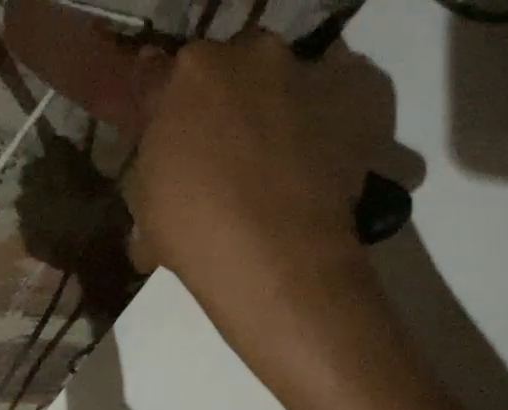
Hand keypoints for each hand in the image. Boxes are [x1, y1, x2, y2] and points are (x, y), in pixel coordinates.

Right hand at [126, 32, 382, 303]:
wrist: (275, 255)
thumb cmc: (193, 228)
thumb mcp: (146, 200)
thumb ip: (156, 163)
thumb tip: (165, 169)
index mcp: (191, 72)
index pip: (173, 80)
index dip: (174, 115)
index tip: (175, 146)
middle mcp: (251, 56)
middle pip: (235, 72)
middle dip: (229, 107)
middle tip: (225, 158)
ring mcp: (308, 73)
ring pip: (287, 85)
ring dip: (278, 115)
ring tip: (275, 171)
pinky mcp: (361, 92)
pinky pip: (340, 101)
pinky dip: (327, 127)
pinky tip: (313, 170)